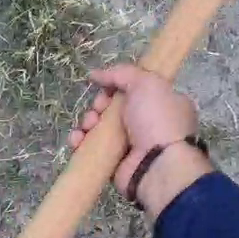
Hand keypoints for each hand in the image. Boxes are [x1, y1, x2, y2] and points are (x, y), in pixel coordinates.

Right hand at [67, 64, 214, 213]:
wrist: (158, 164)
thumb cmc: (157, 119)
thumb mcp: (146, 83)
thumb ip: (121, 73)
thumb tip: (94, 74)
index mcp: (161, 104)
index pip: (132, 91)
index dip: (115, 87)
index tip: (106, 89)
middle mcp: (147, 125)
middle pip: (112, 109)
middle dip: (99, 106)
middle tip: (98, 109)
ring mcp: (130, 146)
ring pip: (100, 129)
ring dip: (88, 123)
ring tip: (88, 126)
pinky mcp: (114, 164)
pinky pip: (92, 150)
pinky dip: (81, 144)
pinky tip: (77, 140)